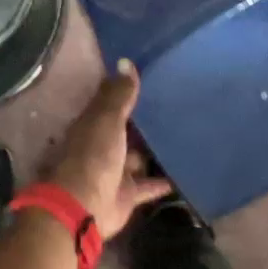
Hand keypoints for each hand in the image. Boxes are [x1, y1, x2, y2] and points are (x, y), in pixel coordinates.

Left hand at [44, 61, 173, 234]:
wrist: (84, 208)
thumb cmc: (93, 157)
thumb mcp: (107, 120)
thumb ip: (119, 95)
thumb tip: (125, 60)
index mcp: (93, 124)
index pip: (111, 101)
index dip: (126, 89)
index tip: (150, 76)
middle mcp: (103, 145)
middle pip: (126, 130)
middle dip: (143, 121)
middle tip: (173, 105)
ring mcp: (115, 170)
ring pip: (137, 157)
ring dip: (153, 151)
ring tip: (181, 136)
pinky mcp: (127, 194)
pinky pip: (148, 185)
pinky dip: (162, 182)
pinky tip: (183, 173)